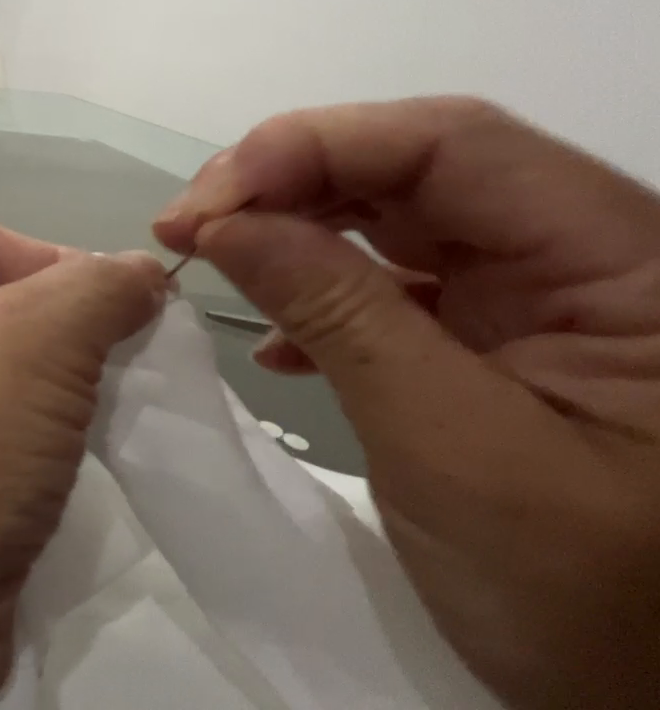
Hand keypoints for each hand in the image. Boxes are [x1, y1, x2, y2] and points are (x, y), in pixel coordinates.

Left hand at [0, 224, 166, 707]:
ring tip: (104, 410)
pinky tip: (74, 454)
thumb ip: (96, 288)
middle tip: (128, 365)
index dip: (61, 265)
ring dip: (59, 389)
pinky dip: (36, 436)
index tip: (132, 309)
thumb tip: (139, 273)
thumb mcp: (34, 338)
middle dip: (67, 332)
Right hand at [154, 97, 659, 709]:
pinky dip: (311, 291)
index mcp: (623, 264)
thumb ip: (340, 316)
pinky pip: (388, 278)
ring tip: (208, 264)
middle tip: (184, 229)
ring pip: (389, 214)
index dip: (311, 148)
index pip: (450, 143)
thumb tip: (222, 225)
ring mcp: (537, 299)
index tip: (205, 207)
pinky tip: (274, 341)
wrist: (655, 704)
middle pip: (410, 166)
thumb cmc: (590, 596)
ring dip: (285, 230)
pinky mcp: (493, 339)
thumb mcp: (454, 450)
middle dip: (282, 182)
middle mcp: (583, 257)